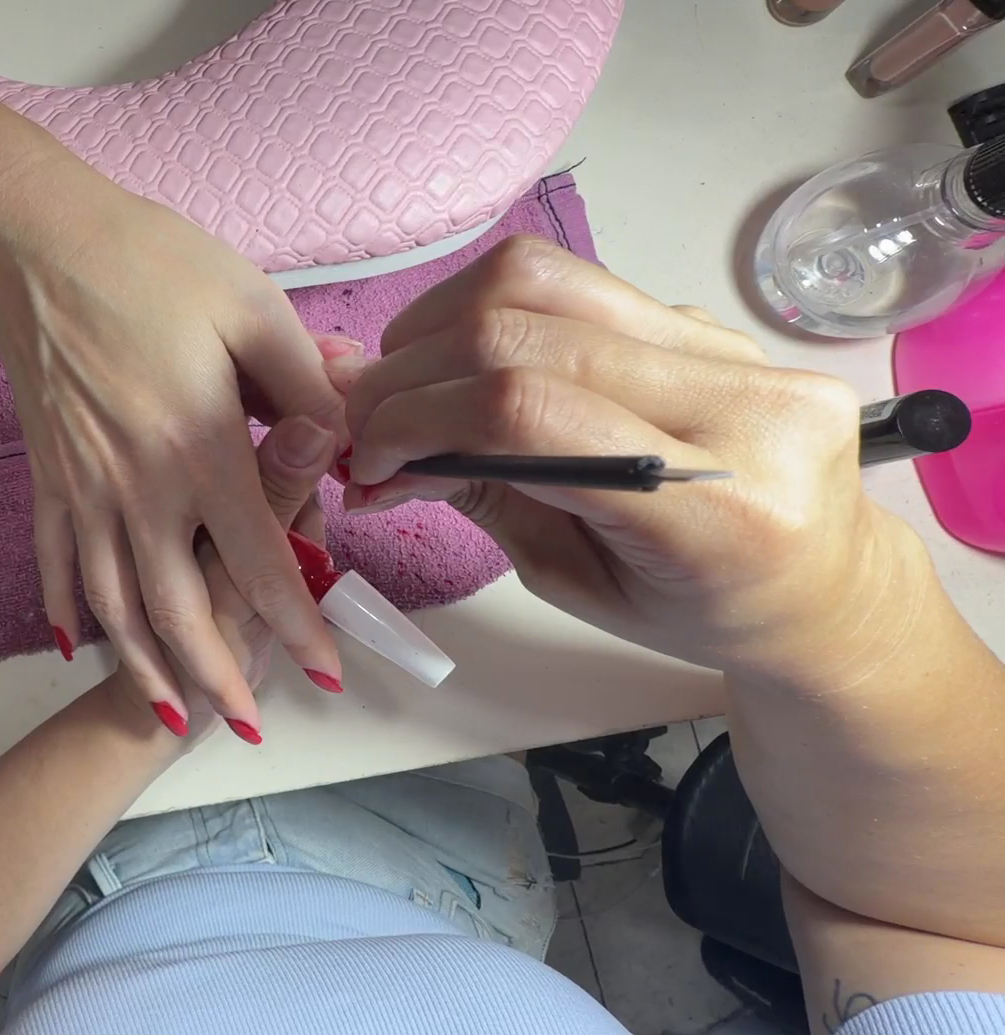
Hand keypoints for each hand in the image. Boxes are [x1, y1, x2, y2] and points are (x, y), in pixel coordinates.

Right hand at [0, 154, 345, 737]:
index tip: (323, 672)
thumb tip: (342, 445)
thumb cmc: (148, 266)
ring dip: (140, 663)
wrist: (39, 249)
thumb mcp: (249, 307)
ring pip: (111, 601)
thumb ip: (303, 386)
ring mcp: (81, 490)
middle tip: (242, 718)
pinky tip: (77, 644)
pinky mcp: (46, 479)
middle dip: (213, 672)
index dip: (295, 622)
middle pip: (174, 606)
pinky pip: (54, 560)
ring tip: (165, 707)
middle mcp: (135, 487)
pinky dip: (65, 609)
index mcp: (197, 446)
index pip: (258, 558)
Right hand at [337, 236, 884, 677]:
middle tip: (361, 424)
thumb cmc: (687, 608)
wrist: (817, 580)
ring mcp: (729, 344)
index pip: (525, 412)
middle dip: (404, 377)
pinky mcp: (706, 318)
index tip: (367, 460)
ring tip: (402, 385)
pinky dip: (475, 310)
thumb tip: (370, 463)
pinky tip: (452, 359)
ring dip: (432, 327)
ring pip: (537, 282)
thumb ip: (474, 501)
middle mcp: (738, 402)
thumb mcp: (563, 580)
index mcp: (713, 510)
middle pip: (517, 333)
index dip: (414, 422)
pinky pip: (565, 283)